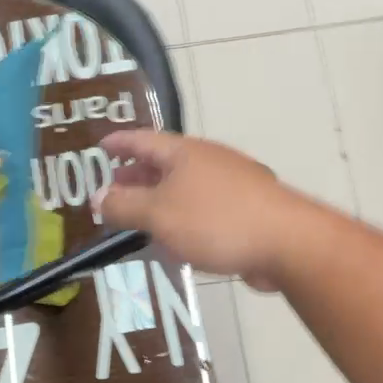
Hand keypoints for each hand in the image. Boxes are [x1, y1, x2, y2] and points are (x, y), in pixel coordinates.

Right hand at [97, 131, 318, 289]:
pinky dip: (182, 216)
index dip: (120, 143)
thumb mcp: (159, 215)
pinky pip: (203, 207)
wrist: (286, 242)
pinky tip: (178, 240)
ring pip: (185, 186)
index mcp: (184, 153)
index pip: (143, 140)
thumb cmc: (215, 221)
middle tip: (115, 188)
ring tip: (141, 218)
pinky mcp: (246, 209)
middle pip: (165, 162)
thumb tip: (97, 198)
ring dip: (159, 199)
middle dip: (137, 175)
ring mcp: (231, 183)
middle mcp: (208, 160)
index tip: (101, 146)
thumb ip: (124, 206)